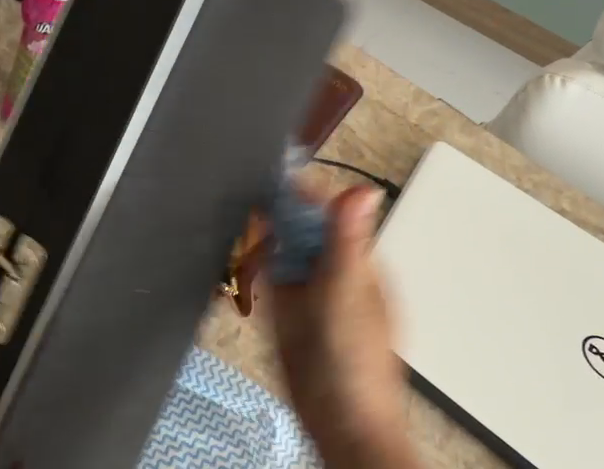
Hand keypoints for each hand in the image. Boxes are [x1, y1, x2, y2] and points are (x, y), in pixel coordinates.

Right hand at [267, 186, 419, 468]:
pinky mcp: (285, 309)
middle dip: (271, 214)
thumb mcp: (347, 289)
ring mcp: (307, 289)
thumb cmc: (353, 358)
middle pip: (298, 225)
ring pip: (279, 247)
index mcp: (356, 260)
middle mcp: (331, 269)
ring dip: (258, 237)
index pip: (325, 211)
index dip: (297, 193)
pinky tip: (239, 262)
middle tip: (244, 208)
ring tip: (239, 236)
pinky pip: (265, 273)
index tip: (265, 180)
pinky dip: (251, 263)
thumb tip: (364, 188)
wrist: (338, 422)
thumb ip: (347, 239)